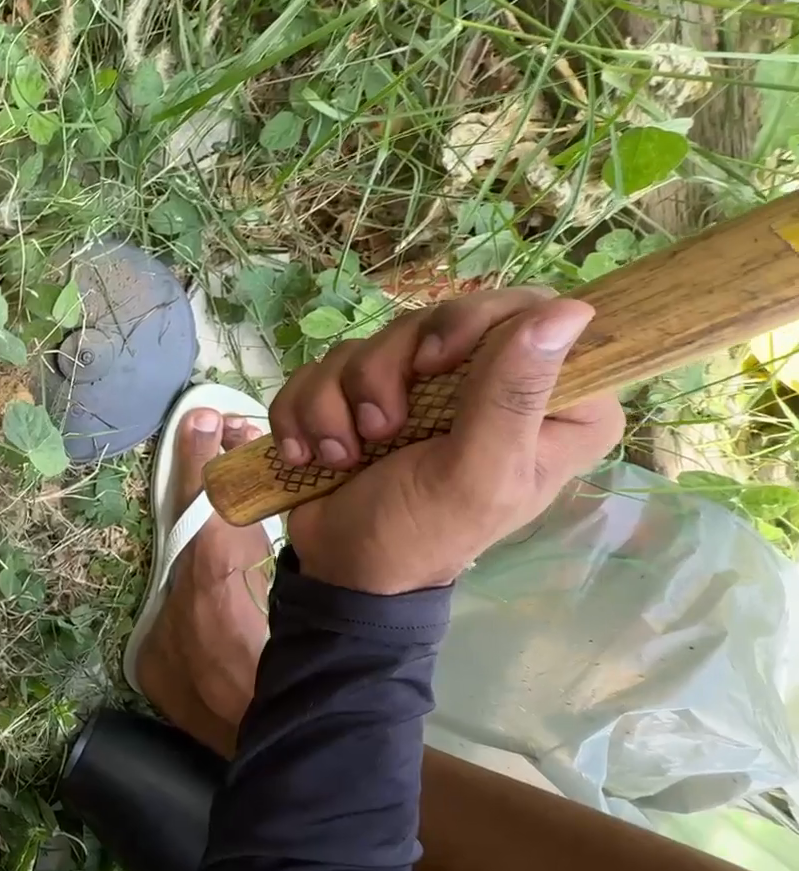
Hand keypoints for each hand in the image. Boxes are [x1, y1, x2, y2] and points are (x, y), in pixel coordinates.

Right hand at [270, 288, 623, 594]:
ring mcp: (411, 389)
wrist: (340, 562)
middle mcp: (481, 383)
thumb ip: (512, 394)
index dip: (470, 323)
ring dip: (334, 404)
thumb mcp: (475, 471)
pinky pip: (315, 372)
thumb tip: (567, 308)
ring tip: (340, 456)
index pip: (525, 311)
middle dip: (383, 375)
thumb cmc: (423, 530)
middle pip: (429, 321)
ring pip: (362, 348)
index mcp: (548, 401)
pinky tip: (309, 453)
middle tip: (379, 428)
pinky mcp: (351, 397)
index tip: (432, 362)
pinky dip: (302, 413)